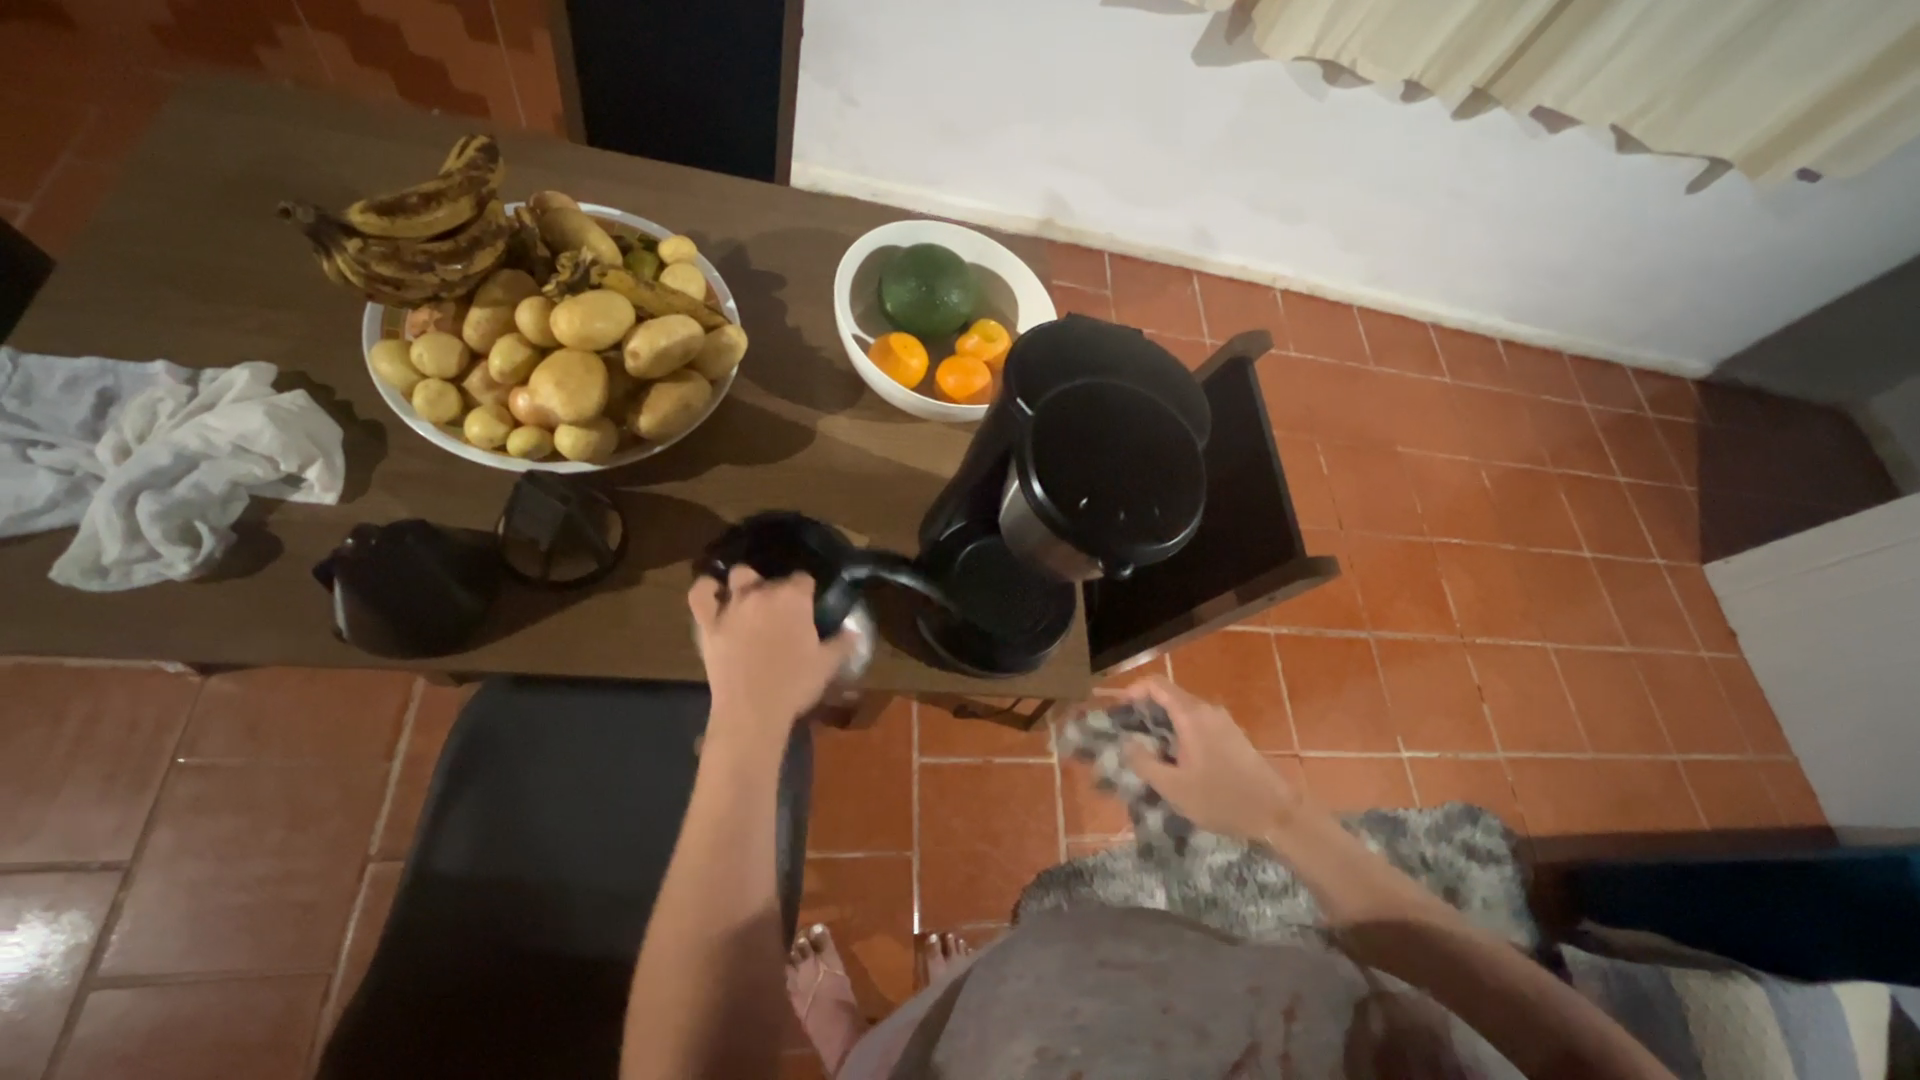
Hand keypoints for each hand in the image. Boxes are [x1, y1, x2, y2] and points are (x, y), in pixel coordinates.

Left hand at [689, 568, 853, 744]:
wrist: (753, 710)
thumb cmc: (794, 685)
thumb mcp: (828, 664)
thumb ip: (842, 642)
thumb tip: (852, 630)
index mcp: (793, 598)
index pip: (803, 578)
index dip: (807, 591)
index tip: (809, 605)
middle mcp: (761, 592)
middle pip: (771, 577)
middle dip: (778, 589)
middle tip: (782, 611)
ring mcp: (732, 605)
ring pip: (739, 575)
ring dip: (746, 583)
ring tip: (751, 598)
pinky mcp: (709, 621)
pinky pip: (701, 593)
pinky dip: (707, 589)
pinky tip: (715, 593)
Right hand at [1121, 677, 1306, 840]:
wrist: (1276, 813)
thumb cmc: (1221, 799)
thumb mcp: (1173, 787)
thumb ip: (1144, 762)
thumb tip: (1126, 742)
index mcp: (1192, 715)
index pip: (1156, 684)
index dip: (1132, 691)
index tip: (1118, 712)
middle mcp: (1208, 710)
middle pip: (1169, 695)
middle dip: (1145, 710)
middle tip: (1127, 735)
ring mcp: (1223, 721)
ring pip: (1184, 710)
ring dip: (1162, 723)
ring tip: (1148, 750)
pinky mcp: (1232, 735)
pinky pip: (1198, 722)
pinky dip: (1180, 731)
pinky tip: (1175, 758)